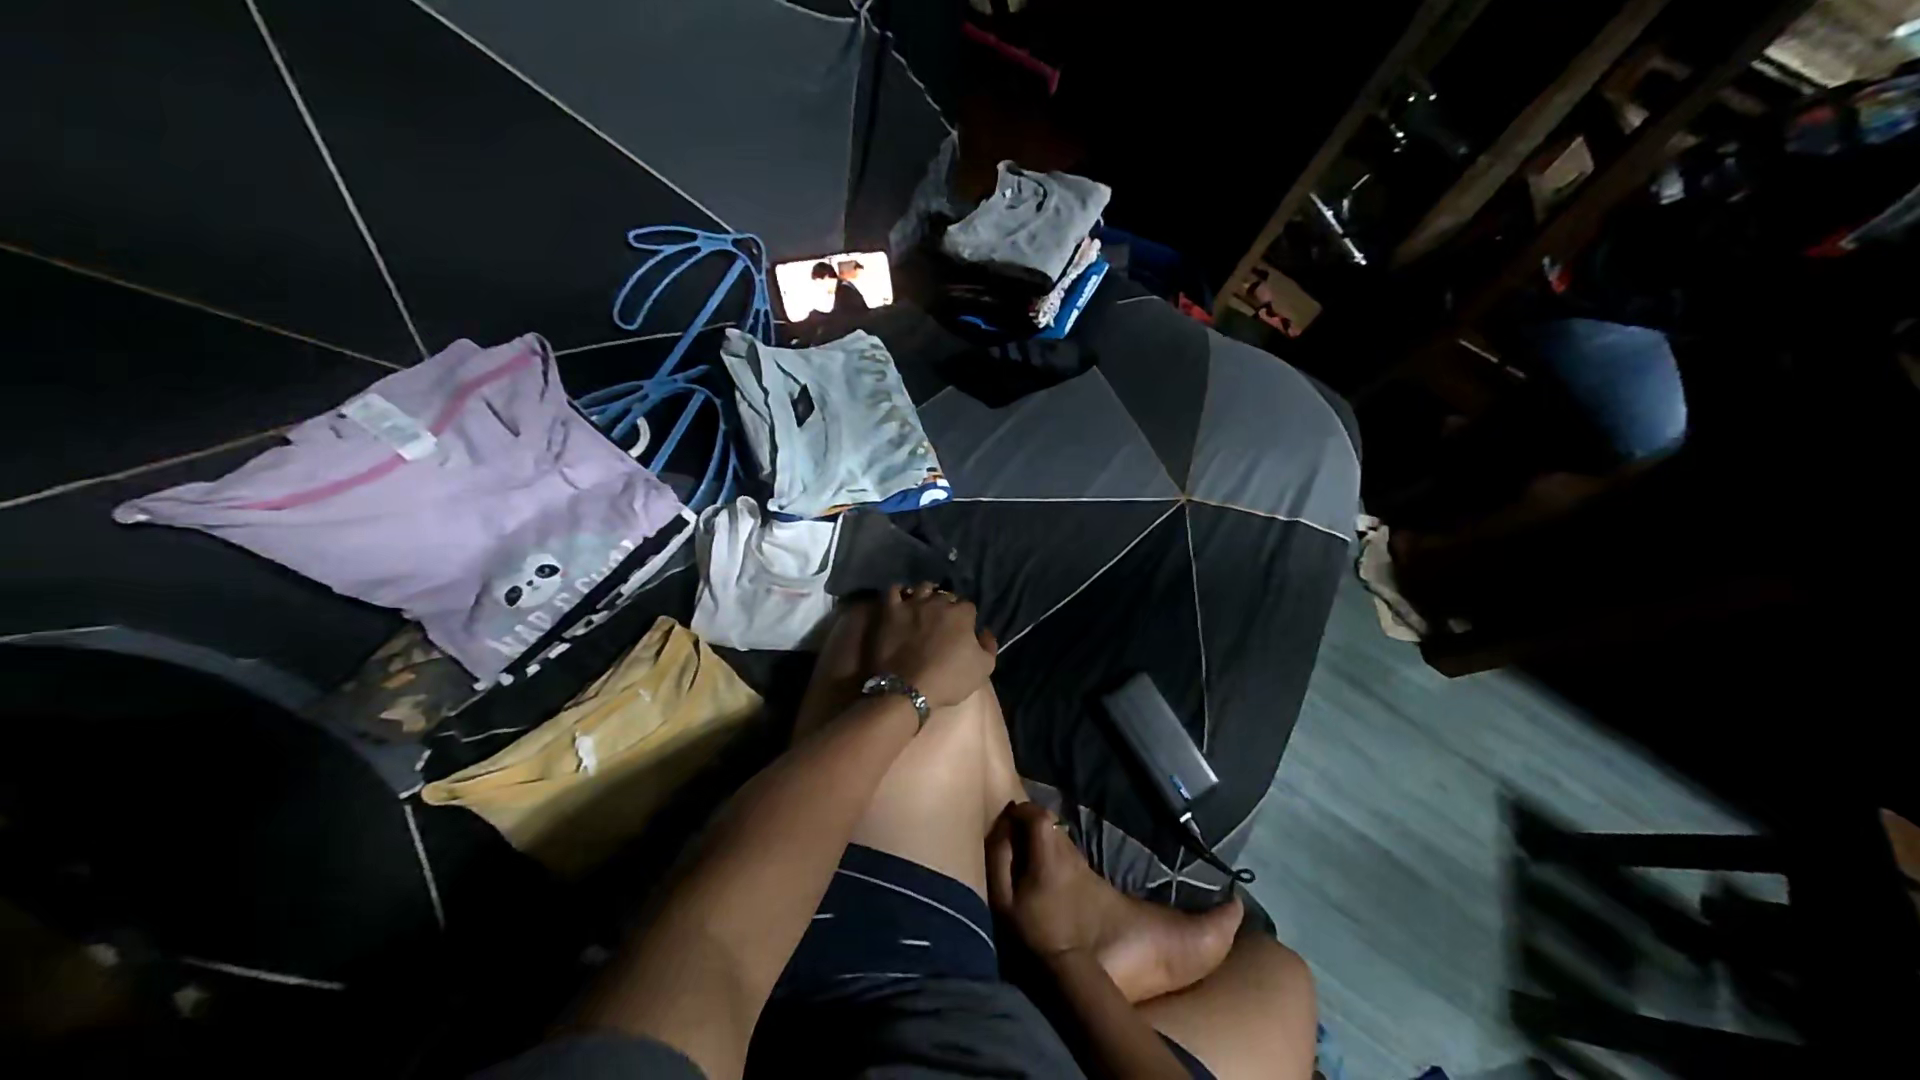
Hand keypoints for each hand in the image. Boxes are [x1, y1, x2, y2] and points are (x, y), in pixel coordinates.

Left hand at [865, 583, 997, 708]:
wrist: (907, 688)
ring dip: (926, 594)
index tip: (963, 629)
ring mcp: (913, 604)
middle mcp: (938, 602)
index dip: (967, 618)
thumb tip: (985, 632)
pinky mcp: (891, 611)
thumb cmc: (948, 679)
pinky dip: (899, 593)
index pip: (968, 606)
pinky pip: (894, 591)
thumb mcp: (984, 668)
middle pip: (946, 595)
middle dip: (947, 605)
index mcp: (961, 613)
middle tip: (943, 621)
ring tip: (924, 606)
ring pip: (922, 588)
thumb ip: (989, 646)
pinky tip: (902, 601)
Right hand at [987, 802, 1107, 959]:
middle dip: (1031, 822)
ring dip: (1043, 837)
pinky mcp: (1089, 875)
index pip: (1039, 815)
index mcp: (1048, 857)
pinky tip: (1043, 871)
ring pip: (1060, 836)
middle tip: (1014, 834)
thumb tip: (1001, 827)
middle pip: (1050, 822)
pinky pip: (1067, 851)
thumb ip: (1000, 859)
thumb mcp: (1004, 900)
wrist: (1072, 961)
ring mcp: (1082, 864)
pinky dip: (1053, 851)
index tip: (1008, 817)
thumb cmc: (1033, 930)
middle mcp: (1068, 854)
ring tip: (1026, 853)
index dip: (1023, 810)